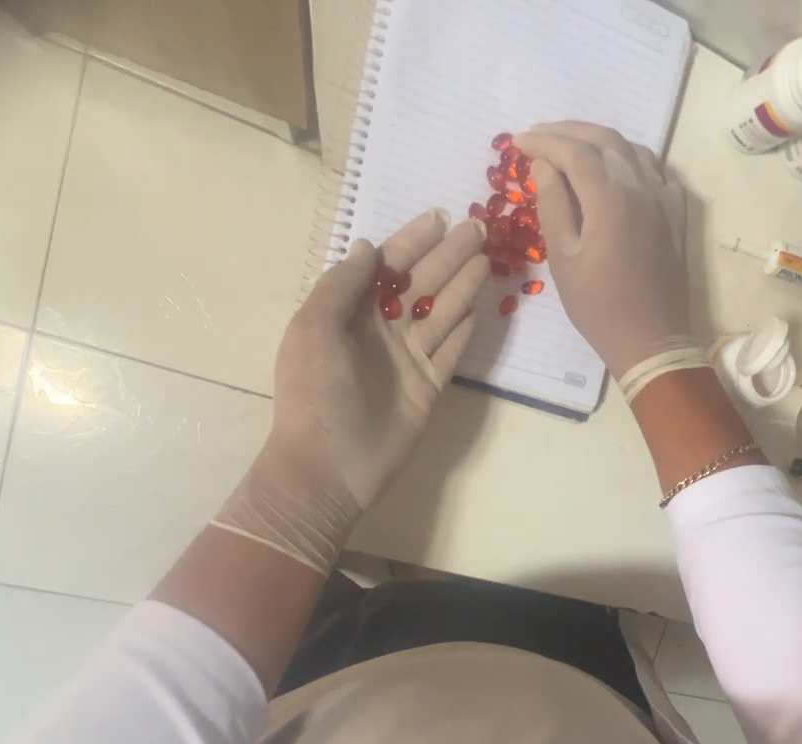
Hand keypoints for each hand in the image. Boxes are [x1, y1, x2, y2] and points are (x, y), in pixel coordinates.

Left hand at [211, 209, 488, 572]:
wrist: (329, 467)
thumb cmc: (313, 395)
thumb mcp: (314, 330)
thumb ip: (341, 288)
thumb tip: (368, 247)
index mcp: (348, 313)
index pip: (386, 267)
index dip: (411, 241)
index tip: (438, 217)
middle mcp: (380, 331)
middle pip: (421, 285)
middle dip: (448, 256)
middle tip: (479, 229)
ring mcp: (407, 360)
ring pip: (441, 313)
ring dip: (463, 286)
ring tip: (488, 259)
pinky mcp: (428, 387)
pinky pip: (451, 351)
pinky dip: (465, 330)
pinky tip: (482, 307)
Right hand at [515, 122, 698, 386]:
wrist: (651, 341)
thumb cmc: (599, 308)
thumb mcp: (564, 261)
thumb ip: (553, 206)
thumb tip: (545, 167)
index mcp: (611, 199)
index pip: (575, 151)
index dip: (544, 141)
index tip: (519, 142)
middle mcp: (642, 189)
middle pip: (606, 139)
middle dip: (570, 131)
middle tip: (541, 137)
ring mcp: (664, 201)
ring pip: (633, 150)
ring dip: (601, 141)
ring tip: (574, 149)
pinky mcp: (676, 216)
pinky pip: (656, 172)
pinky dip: (631, 160)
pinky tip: (617, 171)